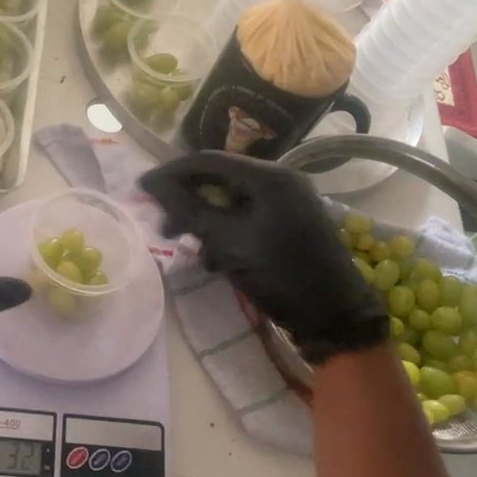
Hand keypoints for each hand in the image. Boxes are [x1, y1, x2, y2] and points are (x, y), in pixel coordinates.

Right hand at [141, 151, 386, 362]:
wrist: (335, 315)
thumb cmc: (282, 275)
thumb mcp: (230, 243)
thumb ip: (190, 211)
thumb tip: (154, 185)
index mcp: (270, 177)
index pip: (210, 160)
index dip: (172, 172)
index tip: (141, 187)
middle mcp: (281, 180)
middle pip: (220, 179)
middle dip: (189, 202)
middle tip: (164, 226)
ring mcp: (287, 202)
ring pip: (231, 202)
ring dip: (206, 222)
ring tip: (193, 249)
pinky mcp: (288, 223)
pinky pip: (247, 218)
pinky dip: (227, 233)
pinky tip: (218, 260)